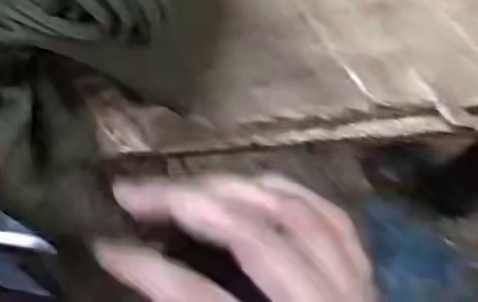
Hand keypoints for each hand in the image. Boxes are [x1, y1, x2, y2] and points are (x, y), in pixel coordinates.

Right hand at [95, 175, 376, 301]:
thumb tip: (130, 273)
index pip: (203, 298)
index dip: (145, 269)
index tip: (101, 248)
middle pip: (252, 235)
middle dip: (178, 200)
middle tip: (126, 194)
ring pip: (294, 214)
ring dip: (223, 188)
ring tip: (178, 187)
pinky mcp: (376, 295)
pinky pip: (334, 224)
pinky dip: (284, 194)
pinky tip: (245, 188)